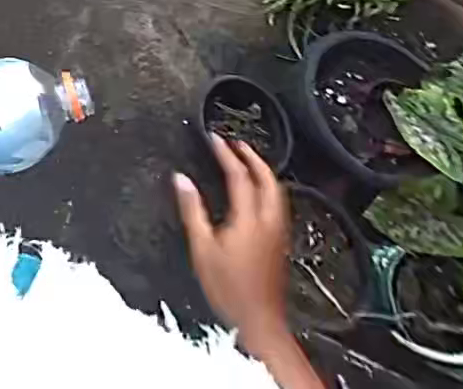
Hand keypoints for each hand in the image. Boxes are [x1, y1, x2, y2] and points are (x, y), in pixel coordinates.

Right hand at [174, 135, 291, 353]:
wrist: (260, 323)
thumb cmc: (229, 290)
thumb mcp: (202, 249)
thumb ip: (192, 210)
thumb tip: (181, 180)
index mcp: (248, 218)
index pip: (239, 175)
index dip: (226, 153)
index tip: (215, 139)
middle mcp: (268, 221)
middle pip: (267, 177)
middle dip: (252, 155)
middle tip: (236, 143)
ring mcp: (278, 232)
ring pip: (277, 189)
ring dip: (262, 169)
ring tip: (247, 160)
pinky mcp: (281, 242)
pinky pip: (278, 202)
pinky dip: (268, 186)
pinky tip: (258, 190)